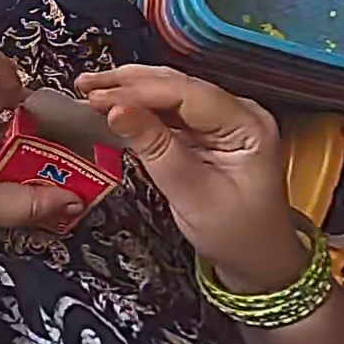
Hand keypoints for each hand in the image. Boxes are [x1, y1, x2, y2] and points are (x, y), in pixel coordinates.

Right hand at [75, 65, 307, 292]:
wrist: (257, 261)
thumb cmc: (233, 234)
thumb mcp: (192, 196)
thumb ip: (155, 149)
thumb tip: (116, 111)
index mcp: (246, 124)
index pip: (186, 94)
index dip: (139, 92)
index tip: (99, 98)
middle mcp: (237, 110)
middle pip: (175, 84)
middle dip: (128, 83)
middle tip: (85, 85)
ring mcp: (222, 116)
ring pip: (168, 90)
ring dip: (128, 88)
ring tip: (90, 88)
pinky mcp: (206, 126)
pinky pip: (168, 107)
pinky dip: (137, 104)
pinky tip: (112, 103)